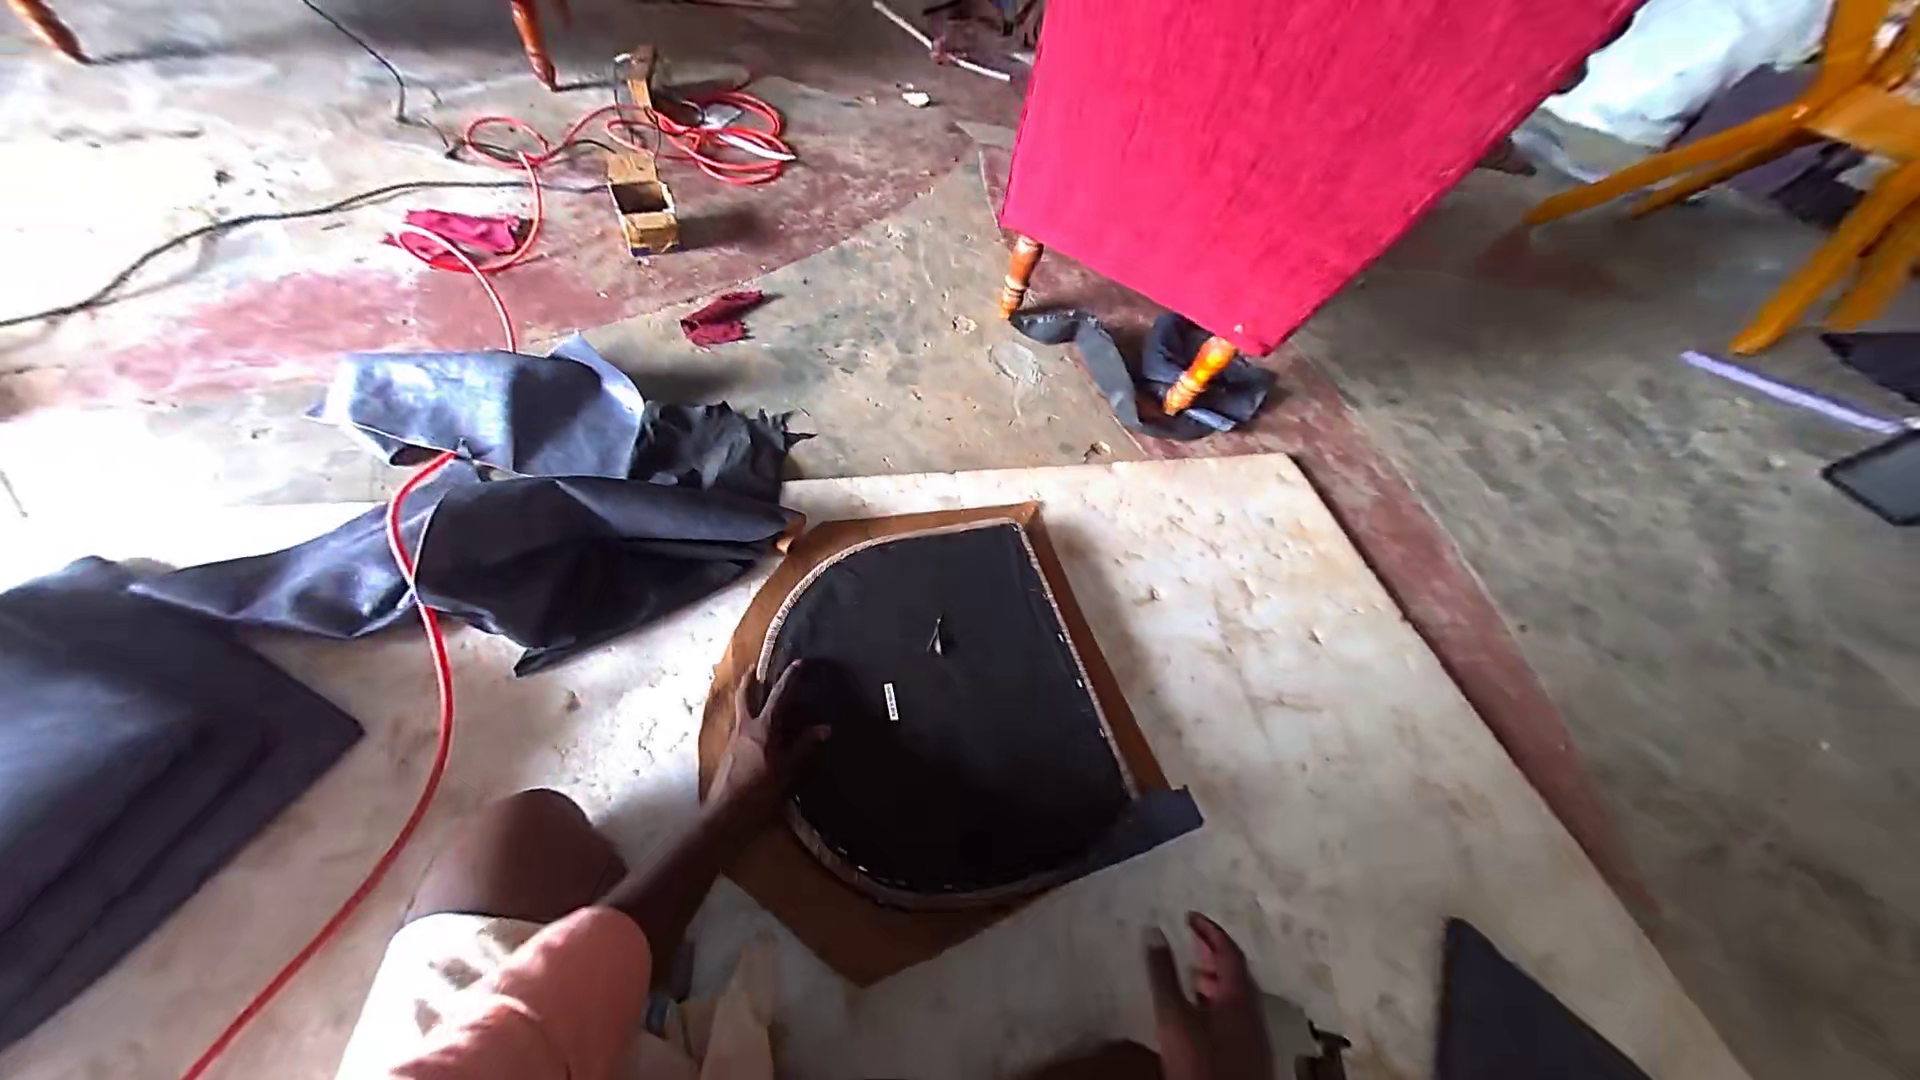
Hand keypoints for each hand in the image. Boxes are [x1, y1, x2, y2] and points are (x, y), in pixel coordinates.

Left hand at [709, 661, 829, 823]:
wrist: (725, 814)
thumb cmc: (759, 790)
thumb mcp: (788, 768)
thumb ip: (805, 745)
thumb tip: (825, 728)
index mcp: (762, 727)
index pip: (779, 695)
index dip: (790, 678)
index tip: (798, 663)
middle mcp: (744, 727)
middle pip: (744, 695)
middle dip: (749, 680)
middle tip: (754, 668)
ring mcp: (734, 739)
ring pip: (740, 710)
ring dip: (747, 698)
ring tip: (757, 693)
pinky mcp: (729, 752)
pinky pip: (740, 726)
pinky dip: (748, 719)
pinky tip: (758, 728)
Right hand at [1145, 913, 1273, 1079]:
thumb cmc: (1199, 1066)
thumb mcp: (1173, 1015)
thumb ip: (1163, 972)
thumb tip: (1154, 930)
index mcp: (1239, 998)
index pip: (1229, 951)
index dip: (1210, 929)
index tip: (1189, 915)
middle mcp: (1253, 1014)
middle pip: (1238, 972)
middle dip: (1213, 951)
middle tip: (1191, 938)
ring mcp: (1255, 1038)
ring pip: (1238, 995)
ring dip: (1216, 976)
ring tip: (1191, 971)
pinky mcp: (1250, 1057)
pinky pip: (1237, 1013)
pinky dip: (1219, 999)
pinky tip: (1200, 1011)